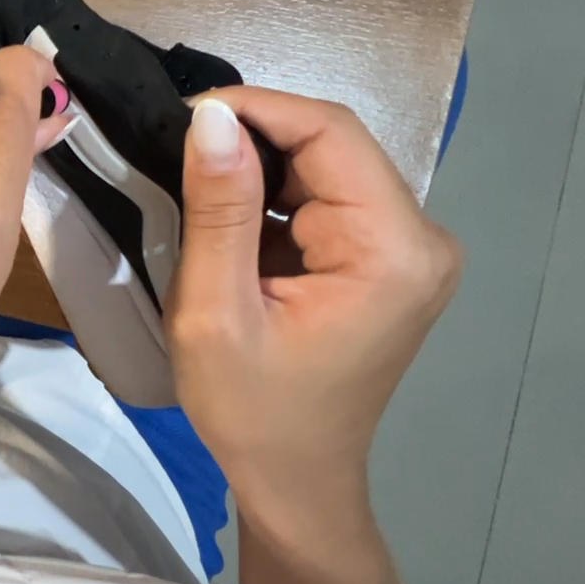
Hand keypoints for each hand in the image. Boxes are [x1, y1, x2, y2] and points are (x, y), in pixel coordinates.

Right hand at [165, 89, 461, 547]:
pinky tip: (218, 207)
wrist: (291, 476)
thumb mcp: (215, 308)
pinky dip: (264, 193)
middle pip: (330, 145)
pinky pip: (317, 199)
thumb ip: (217, 209)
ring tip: (183, 173)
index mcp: (389, 250)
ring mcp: (400, 249)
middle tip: (168, 144)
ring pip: (321, 167)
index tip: (176, 115)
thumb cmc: (249, 405)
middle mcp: (416, 238)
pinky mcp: (376, 260)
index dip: (253, 107)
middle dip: (249, 133)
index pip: (329, 133)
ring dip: (252, 163)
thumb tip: (209, 118)